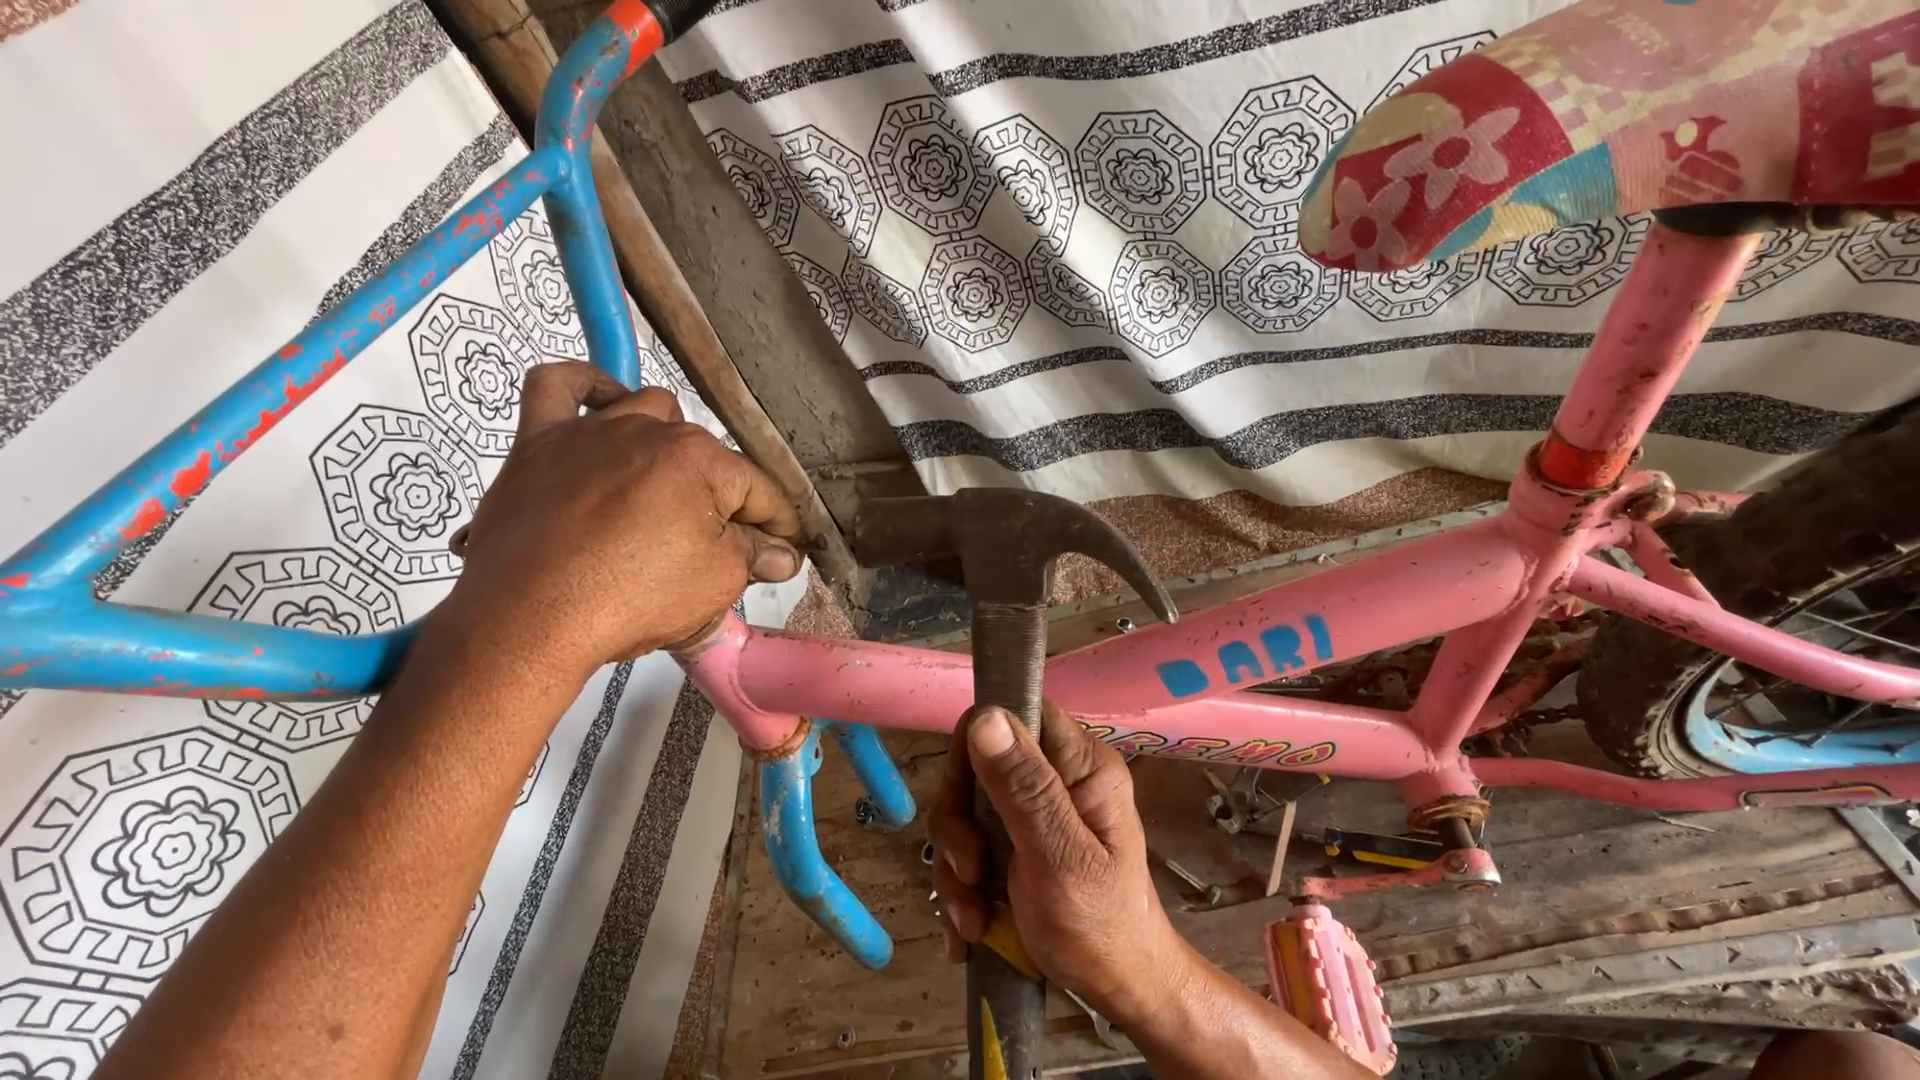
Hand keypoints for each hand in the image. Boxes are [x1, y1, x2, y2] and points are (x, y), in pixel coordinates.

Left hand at [436, 362, 802, 678]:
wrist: (527, 618)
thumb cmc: (629, 598)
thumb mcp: (715, 584)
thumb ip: (754, 557)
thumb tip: (782, 553)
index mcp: (699, 459)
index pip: (758, 490)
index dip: (778, 526)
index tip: (784, 552)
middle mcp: (648, 430)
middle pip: (704, 454)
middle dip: (721, 498)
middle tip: (719, 547)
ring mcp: (589, 431)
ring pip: (644, 410)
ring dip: (666, 443)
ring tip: (665, 488)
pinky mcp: (537, 442)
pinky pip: (557, 387)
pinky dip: (583, 386)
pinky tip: (601, 401)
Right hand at [929, 702, 1184, 1020]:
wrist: (1118, 990)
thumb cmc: (1101, 929)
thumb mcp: (1060, 859)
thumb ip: (1024, 788)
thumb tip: (985, 716)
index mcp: (1081, 765)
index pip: (1015, 714)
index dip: (977, 747)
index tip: (966, 801)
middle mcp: (1058, 778)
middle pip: (977, 766)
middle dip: (960, 827)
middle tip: (971, 874)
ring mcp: (1035, 812)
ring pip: (965, 811)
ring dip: (958, 869)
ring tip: (975, 919)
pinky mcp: (1016, 844)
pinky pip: (968, 845)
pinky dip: (962, 886)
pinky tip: (973, 926)